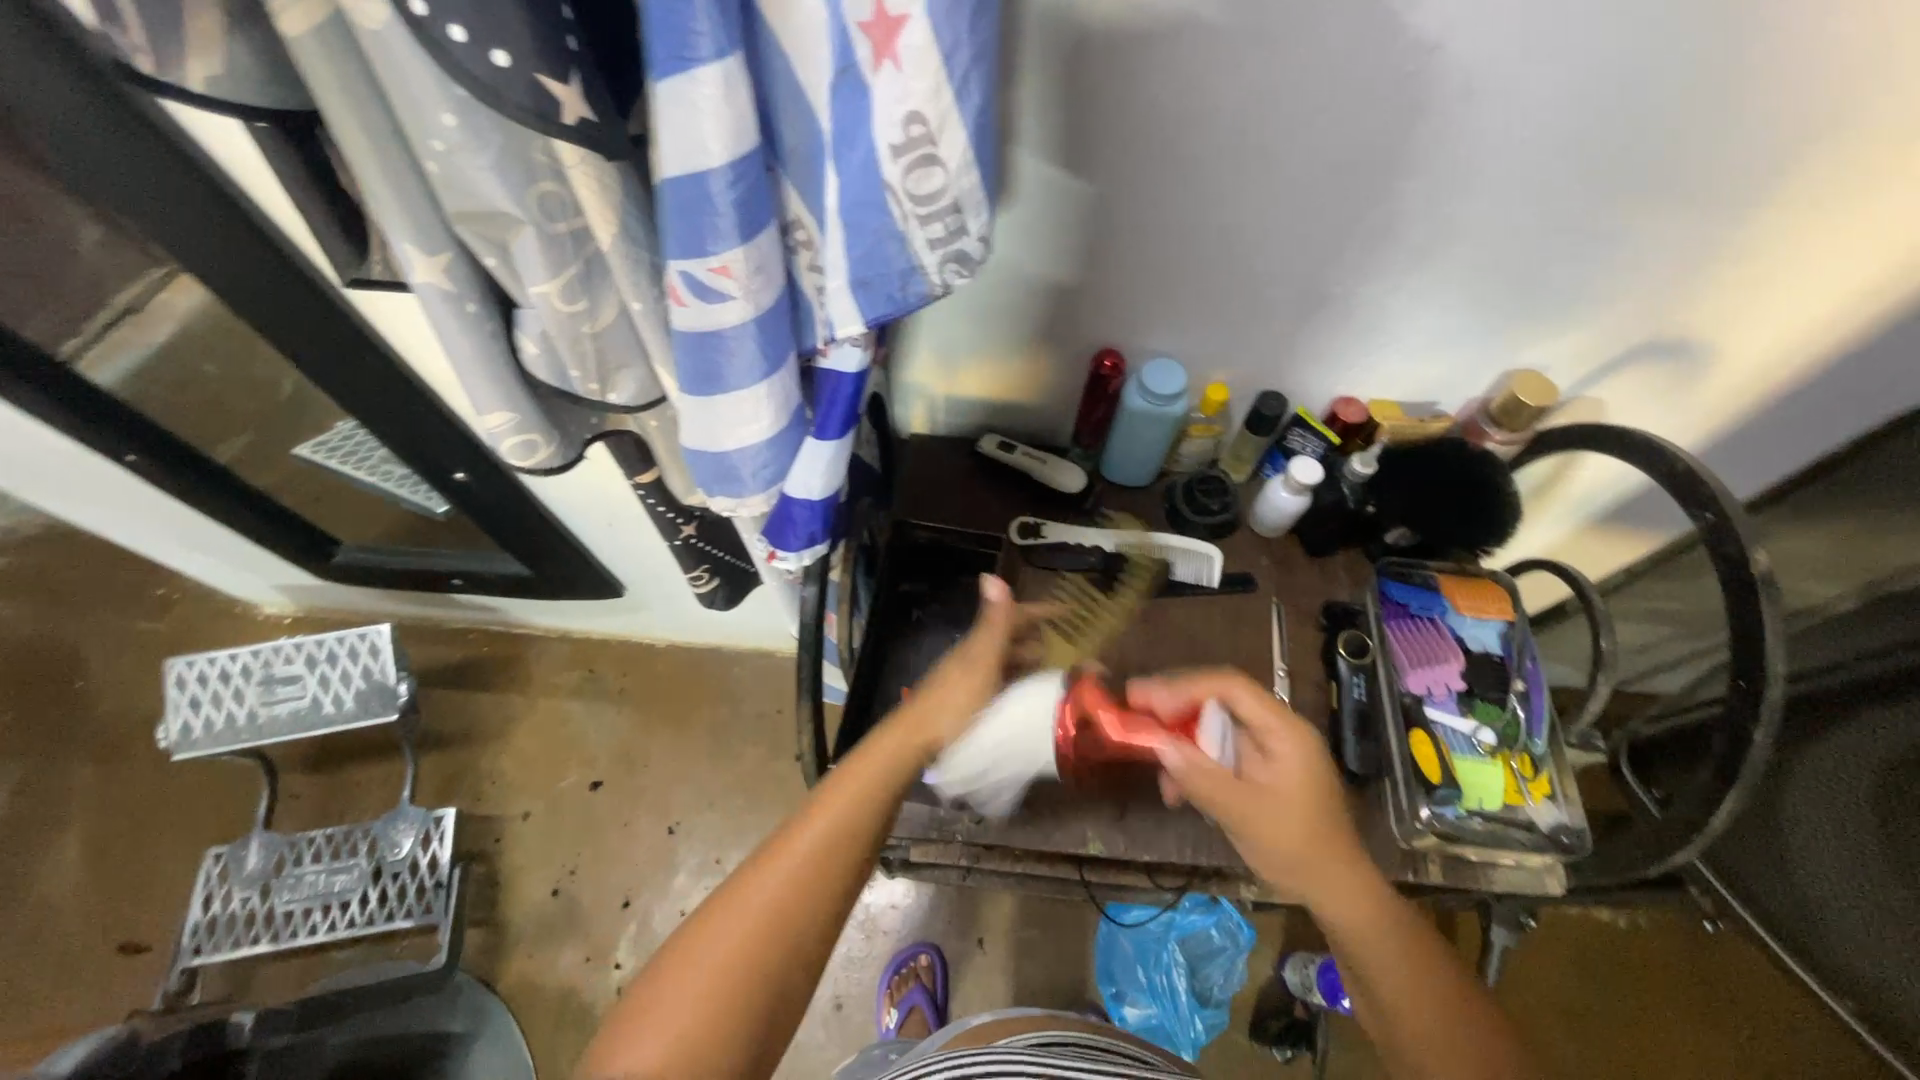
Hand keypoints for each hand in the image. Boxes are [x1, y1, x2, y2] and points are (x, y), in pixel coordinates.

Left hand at [886, 574, 1053, 761]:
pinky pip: (1004, 683)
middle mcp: (977, 656)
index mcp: (980, 643)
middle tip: (1069, 649)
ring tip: (1056, 675)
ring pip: (1008, 661)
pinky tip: (1030, 697)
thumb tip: (991, 574)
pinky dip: (1020, 682)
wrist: (917, 740)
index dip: (1041, 611)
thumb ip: (993, 623)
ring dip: (1030, 663)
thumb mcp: (981, 661)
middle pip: (1012, 638)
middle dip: (1038, 639)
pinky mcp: (973, 701)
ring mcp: (974, 679)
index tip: (1070, 610)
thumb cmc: (954, 701)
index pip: (1015, 617)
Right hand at [1127, 668, 1375, 908]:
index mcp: (1283, 731)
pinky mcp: (1260, 772)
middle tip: (1133, 715)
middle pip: (1217, 702)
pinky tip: (1178, 795)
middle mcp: (1276, 731)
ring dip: (1182, 747)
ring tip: (1160, 777)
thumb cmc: (1296, 849)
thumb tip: (1159, 745)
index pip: (1229, 687)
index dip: (1183, 688)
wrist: (1335, 889)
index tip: (1144, 701)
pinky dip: (1196, 768)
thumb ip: (1200, 777)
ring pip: (1214, 731)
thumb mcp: (1243, 815)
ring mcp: (1269, 751)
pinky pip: (1220, 755)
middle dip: (1174, 711)